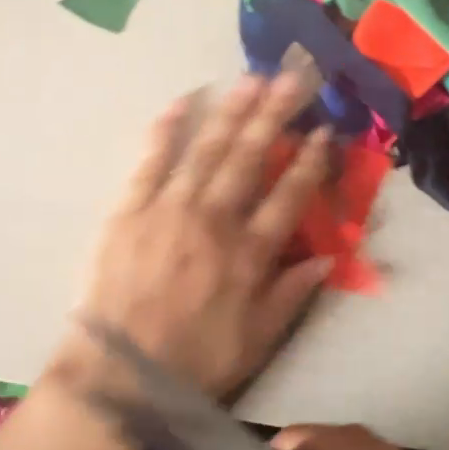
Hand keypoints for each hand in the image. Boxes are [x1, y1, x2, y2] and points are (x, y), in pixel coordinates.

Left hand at [46, 73, 337, 398]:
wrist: (119, 372)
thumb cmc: (194, 360)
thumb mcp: (257, 340)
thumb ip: (292, 293)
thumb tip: (329, 255)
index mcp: (248, 252)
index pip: (288, 196)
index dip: (309, 162)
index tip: (325, 130)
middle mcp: (213, 219)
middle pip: (249, 157)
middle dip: (274, 115)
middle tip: (294, 77)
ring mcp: (169, 207)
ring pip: (207, 149)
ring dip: (231, 111)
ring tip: (251, 79)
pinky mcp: (130, 208)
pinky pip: (151, 160)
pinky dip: (166, 129)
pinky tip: (182, 100)